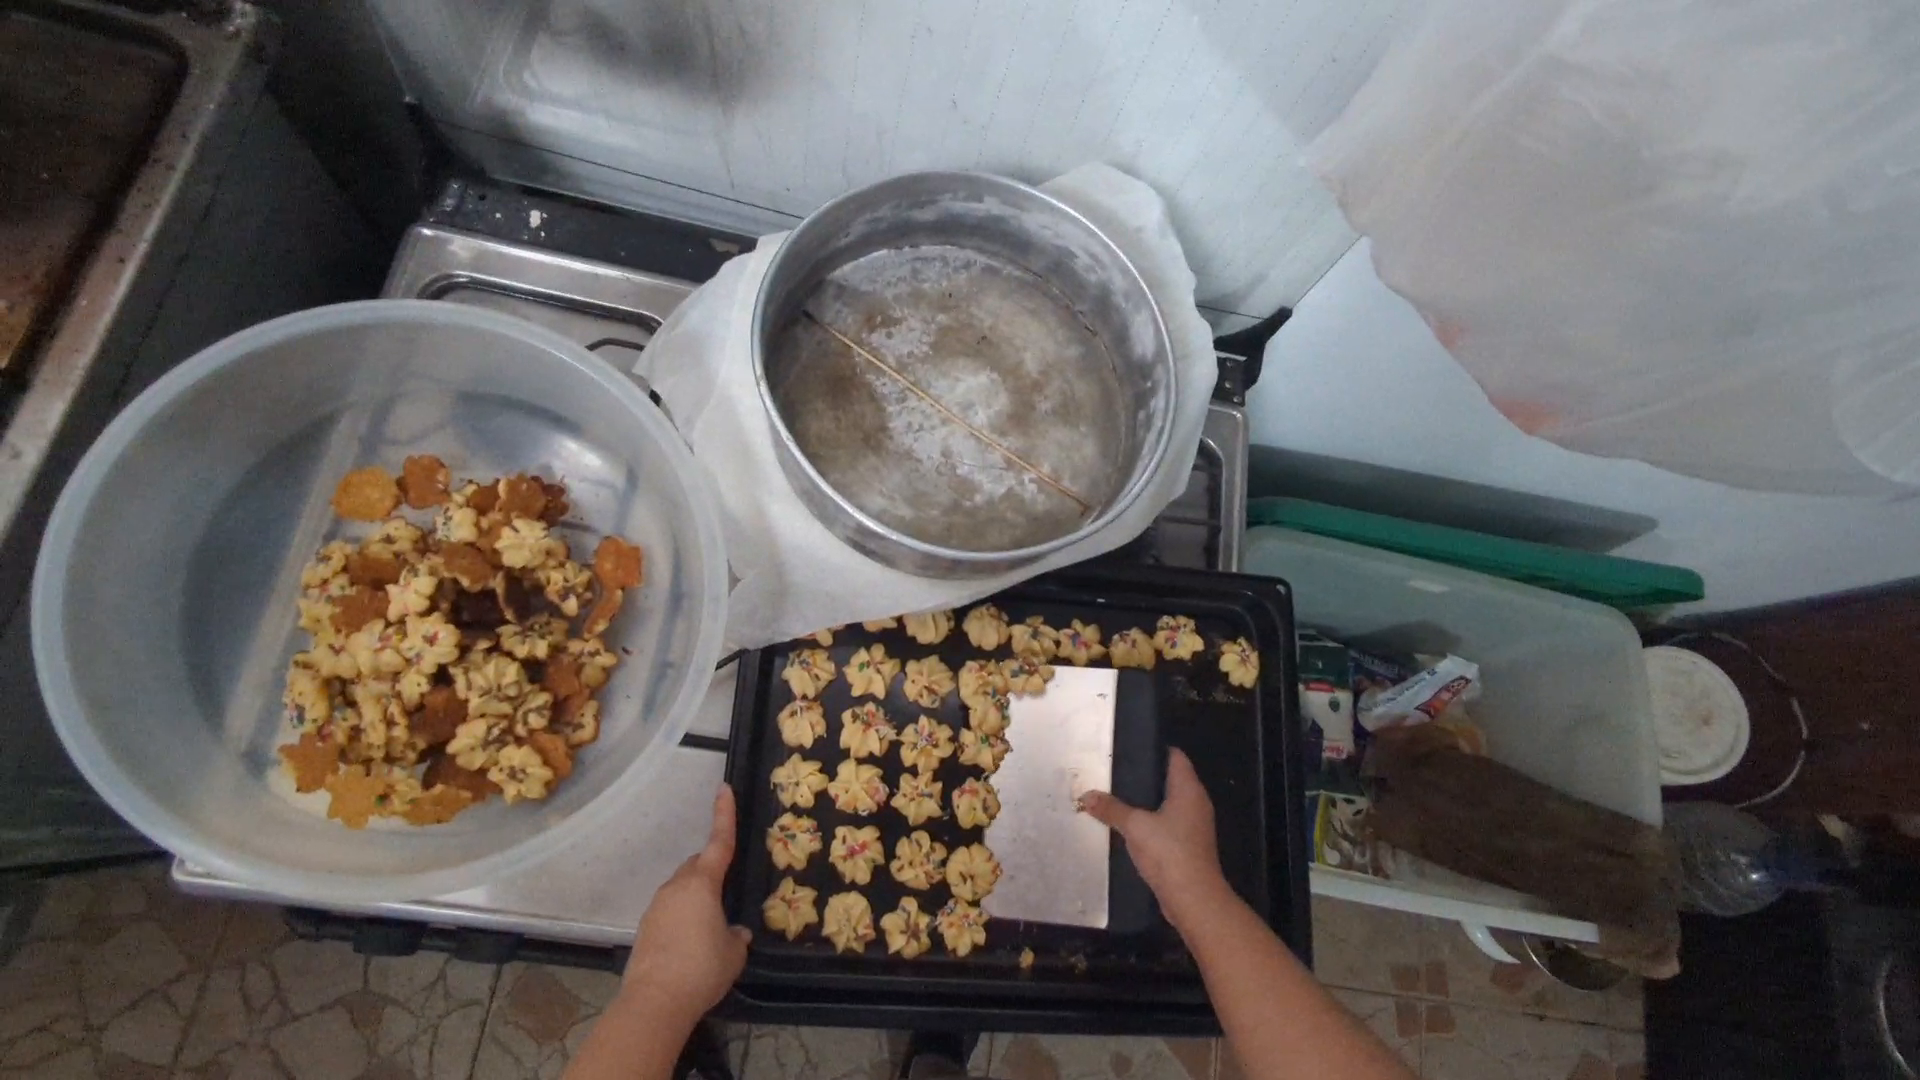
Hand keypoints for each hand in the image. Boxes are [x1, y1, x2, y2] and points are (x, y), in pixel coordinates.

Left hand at [621, 784, 751, 1020]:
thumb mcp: (734, 952)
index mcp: (703, 883)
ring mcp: (657, 908)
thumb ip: (736, 935)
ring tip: (711, 932)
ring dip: (696, 901)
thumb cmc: (702, 968)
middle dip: (711, 873)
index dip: (724, 814)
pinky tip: (691, 948)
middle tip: (727, 895)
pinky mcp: (645, 930)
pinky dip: (682, 920)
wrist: (654, 1003)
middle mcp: (677, 887)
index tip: (724, 788)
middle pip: (696, 866)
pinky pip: (670, 913)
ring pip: (682, 891)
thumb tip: (734, 932)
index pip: (719, 841)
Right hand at [1079, 749, 1228, 926]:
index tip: (1131, 745)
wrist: (1194, 899)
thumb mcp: (1134, 826)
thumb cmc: (1169, 852)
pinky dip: (1151, 821)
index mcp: (1188, 789)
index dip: (1156, 748)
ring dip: (1147, 801)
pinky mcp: (1189, 846)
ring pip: (1169, 803)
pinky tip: (1130, 825)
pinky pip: (1168, 824)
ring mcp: (1195, 826)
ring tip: (1118, 795)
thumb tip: (1086, 795)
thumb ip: (1111, 808)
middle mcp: (1196, 803)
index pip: (1176, 757)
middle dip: (1146, 775)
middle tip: (1117, 770)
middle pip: (1171, 779)